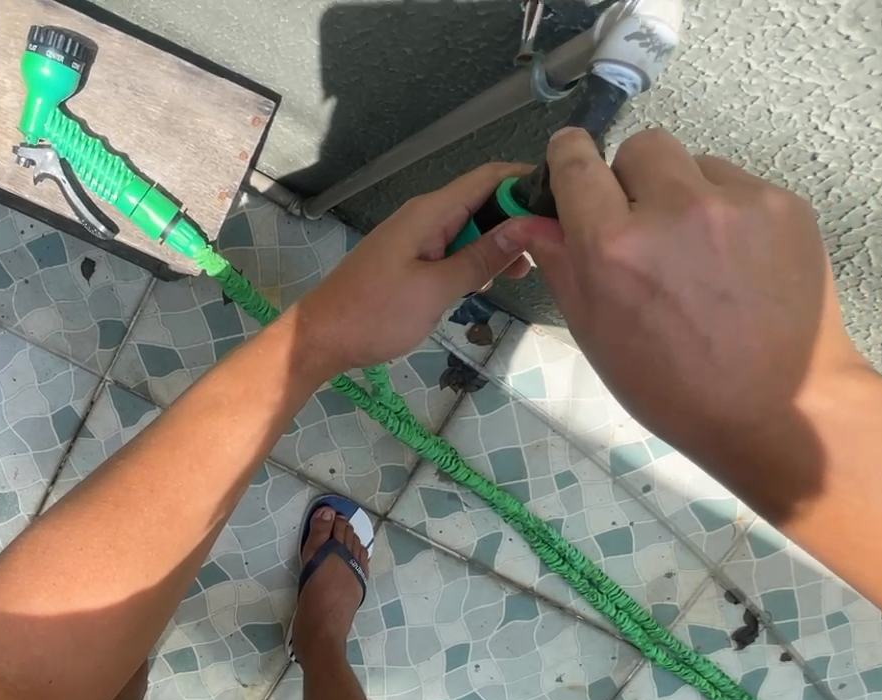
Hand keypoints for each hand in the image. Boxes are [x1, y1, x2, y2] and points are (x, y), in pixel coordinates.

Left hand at [290, 162, 553, 383]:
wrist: (318, 340)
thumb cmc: (373, 315)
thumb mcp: (436, 289)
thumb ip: (481, 257)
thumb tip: (527, 225)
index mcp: (429, 213)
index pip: (490, 176)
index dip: (528, 183)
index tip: (564, 205)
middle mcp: (421, 218)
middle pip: (481, 203)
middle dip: (515, 222)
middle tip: (545, 255)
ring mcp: (410, 241)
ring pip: (465, 231)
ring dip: (491, 249)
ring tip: (517, 276)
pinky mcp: (403, 263)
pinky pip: (445, 252)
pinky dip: (466, 264)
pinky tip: (479, 286)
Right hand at [526, 127, 871, 467]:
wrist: (773, 402)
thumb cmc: (663, 381)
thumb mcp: (591, 328)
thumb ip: (560, 263)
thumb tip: (532, 222)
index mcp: (614, 247)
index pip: (579, 167)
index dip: (567, 154)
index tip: (565, 153)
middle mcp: (674, 210)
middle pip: (641, 146)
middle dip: (626, 174)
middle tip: (629, 219)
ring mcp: (738, 202)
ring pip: (692, 163)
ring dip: (675, 191)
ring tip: (683, 248)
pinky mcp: (785, 205)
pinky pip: (736, 184)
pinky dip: (718, 209)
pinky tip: (722, 258)